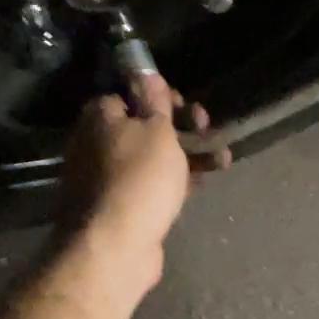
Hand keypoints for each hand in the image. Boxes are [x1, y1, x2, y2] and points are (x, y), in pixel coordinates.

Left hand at [58, 74, 226, 276]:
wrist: (115, 247)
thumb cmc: (138, 179)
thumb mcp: (156, 130)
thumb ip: (154, 101)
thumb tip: (145, 71)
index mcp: (99, 118)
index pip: (128, 93)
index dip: (159, 96)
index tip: (184, 104)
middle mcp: (95, 144)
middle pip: (142, 126)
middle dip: (180, 126)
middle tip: (207, 127)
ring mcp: (106, 178)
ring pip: (151, 157)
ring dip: (187, 154)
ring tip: (223, 158)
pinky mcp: (121, 207)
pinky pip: (151, 185)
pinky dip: (177, 180)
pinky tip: (206, 181)